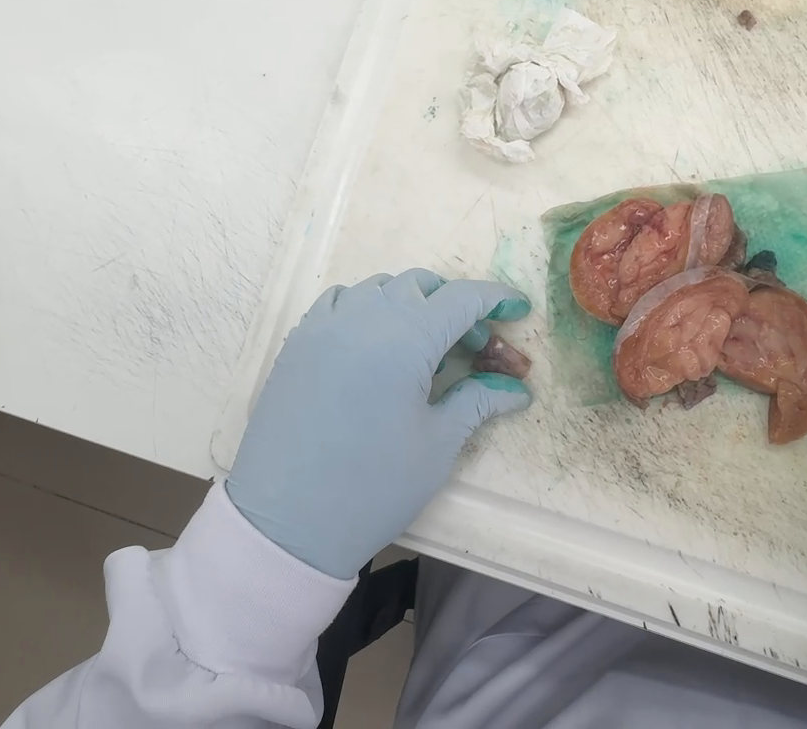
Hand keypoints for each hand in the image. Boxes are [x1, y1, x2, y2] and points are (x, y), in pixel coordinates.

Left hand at [226, 270, 531, 579]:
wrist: (286, 520)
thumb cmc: (374, 485)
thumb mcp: (438, 444)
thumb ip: (478, 402)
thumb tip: (517, 389)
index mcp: (407, 337)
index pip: (462, 298)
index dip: (496, 298)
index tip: (519, 308)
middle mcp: (366, 316)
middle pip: (421, 286)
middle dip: (455, 305)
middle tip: (470, 348)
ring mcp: (326, 324)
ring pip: (379, 287)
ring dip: (411, 302)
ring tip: (423, 345)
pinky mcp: (299, 341)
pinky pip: (340, 300)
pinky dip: (367, 306)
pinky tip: (373, 342)